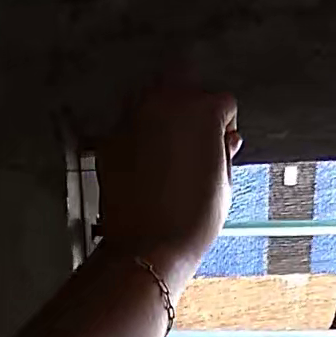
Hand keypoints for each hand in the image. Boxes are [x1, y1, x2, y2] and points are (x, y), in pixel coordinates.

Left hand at [97, 85, 242, 289]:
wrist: (148, 247)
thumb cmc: (188, 223)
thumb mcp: (223, 186)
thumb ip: (224, 153)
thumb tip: (225, 143)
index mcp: (203, 111)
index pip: (222, 103)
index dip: (224, 126)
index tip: (221, 142)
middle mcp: (165, 104)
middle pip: (183, 89)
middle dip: (191, 112)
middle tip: (195, 143)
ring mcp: (134, 119)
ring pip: (151, 102)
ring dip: (161, 119)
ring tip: (168, 153)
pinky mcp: (111, 140)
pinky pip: (128, 128)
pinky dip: (137, 140)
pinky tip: (146, 167)